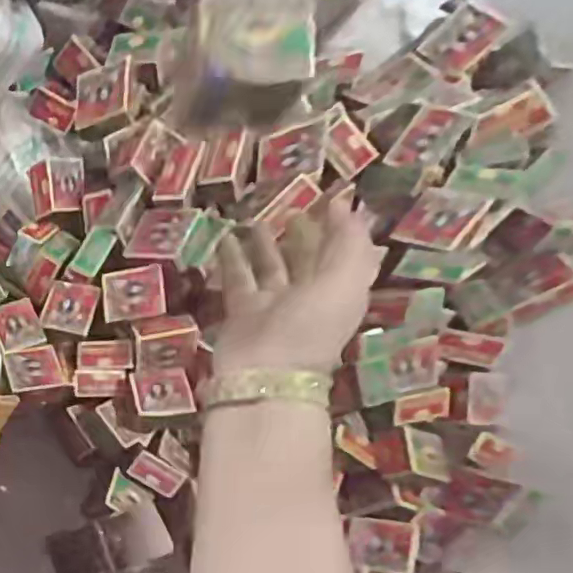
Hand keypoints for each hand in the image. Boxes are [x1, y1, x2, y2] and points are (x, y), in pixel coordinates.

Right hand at [212, 189, 382, 374]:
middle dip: (300, 234)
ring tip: (253, 220)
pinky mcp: (241, 312)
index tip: (327, 200)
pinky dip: (231, 260)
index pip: (343, 250)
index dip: (338, 226)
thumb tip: (341, 205)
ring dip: (262, 244)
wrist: (264, 372)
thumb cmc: (311, 324)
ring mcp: (272, 305)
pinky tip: (224, 239)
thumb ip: (348, 240)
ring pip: (268, 267)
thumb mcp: (345, 278)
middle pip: (305, 258)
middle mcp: (308, 295)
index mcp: (341, 288)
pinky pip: (237, 280)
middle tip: (290, 208)